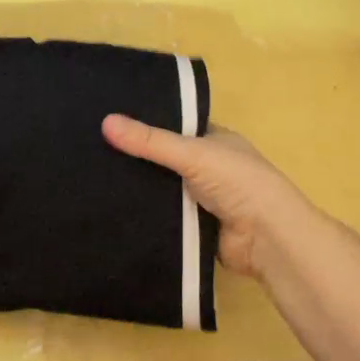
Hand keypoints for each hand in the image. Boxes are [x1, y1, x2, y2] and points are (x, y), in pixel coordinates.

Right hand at [101, 114, 318, 279]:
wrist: (266, 239)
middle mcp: (210, 167)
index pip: (176, 127)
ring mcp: (203, 200)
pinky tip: (113, 210)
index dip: (147, 124)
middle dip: (138, 159)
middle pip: (166, 160)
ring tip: (93, 179)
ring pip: (162, 190)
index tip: (109, 122)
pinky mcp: (195, 229)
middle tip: (92, 152)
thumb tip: (105, 121)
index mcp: (215, 141)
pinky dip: (146, 216)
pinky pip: (164, 218)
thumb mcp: (192, 153)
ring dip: (140, 190)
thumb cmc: (238, 183)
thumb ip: (150, 141)